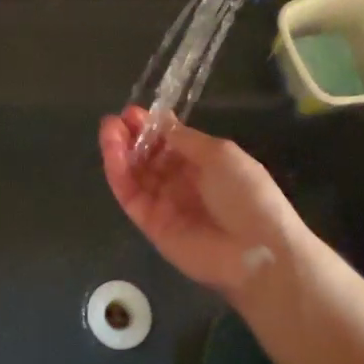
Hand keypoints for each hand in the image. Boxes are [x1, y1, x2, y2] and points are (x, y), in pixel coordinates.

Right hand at [98, 106, 304, 296]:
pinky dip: (118, 173)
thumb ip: (186, 138)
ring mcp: (165, 204)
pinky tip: (111, 152)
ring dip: (120, 150)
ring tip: (108, 129)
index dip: (152, 126)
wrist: (255, 250)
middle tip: (115, 120)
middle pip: (150, 156)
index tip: (133, 113)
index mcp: (205, 164)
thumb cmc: (246, 194)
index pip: (170, 141)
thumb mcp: (221, 155)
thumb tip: (160, 122)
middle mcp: (182, 182)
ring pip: (135, 174)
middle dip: (132, 136)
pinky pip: (130, 195)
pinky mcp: (150, 224)